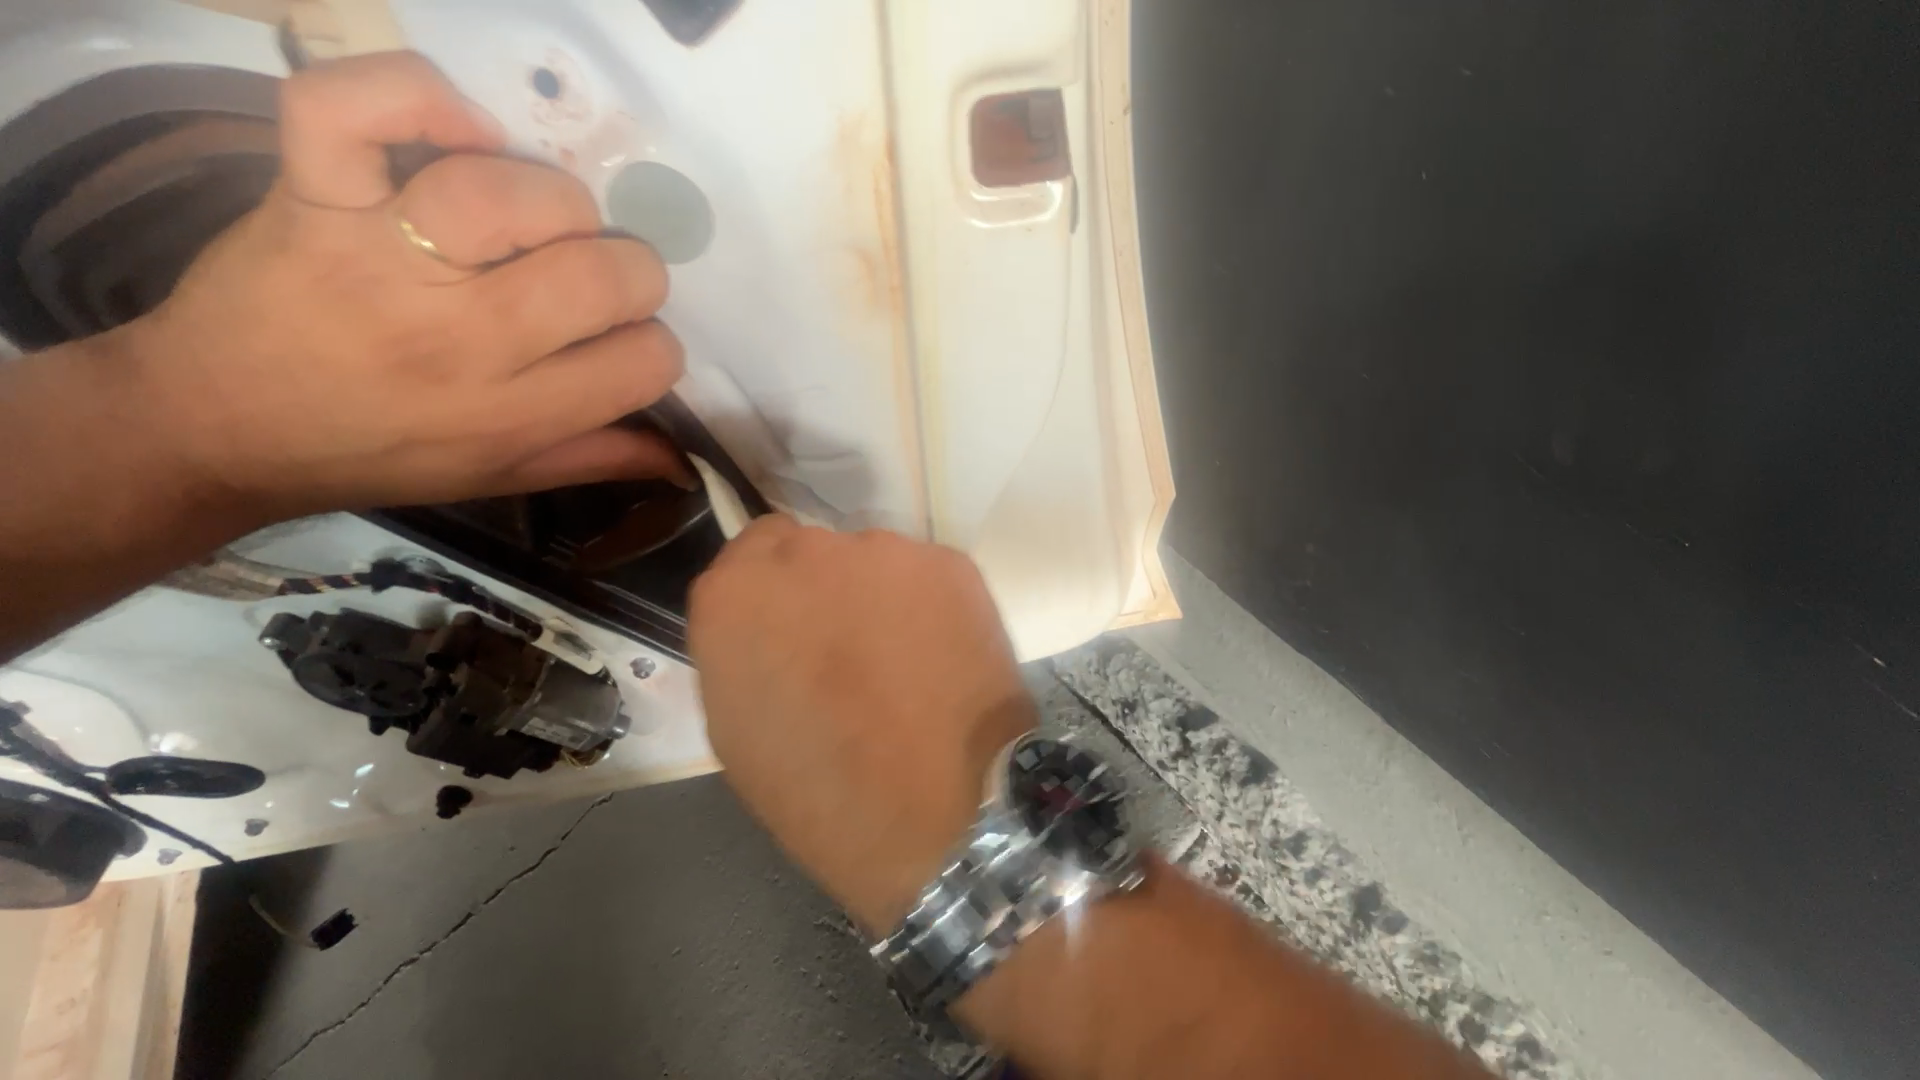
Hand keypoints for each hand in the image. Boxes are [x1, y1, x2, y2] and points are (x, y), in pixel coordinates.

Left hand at [111, 52, 686, 520]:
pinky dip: (418, 98)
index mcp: (512, 413)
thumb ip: (598, 458)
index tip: (623, 344)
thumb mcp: (501, 477)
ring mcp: (381, 259)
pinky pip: (355, 112)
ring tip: (544, 221)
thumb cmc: (378, 454)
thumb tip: (687, 456)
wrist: (220, 425)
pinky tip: (463, 128)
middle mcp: (459, 340)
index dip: (653, 346)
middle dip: (630, 273)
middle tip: (597, 281)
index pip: (645, 361)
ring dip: (556, 201)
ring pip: (507, 195)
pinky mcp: (312, 195)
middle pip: (598, 277)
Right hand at [689, 517, 1036, 932]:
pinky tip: (942, 656)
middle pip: (807, 551)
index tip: (788, 632)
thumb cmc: (825, 796)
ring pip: (870, 560)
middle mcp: (806, 552)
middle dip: (820, 591)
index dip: (770, 597)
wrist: (946, 813)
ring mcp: (885, 552)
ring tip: (903, 660)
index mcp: (736, 595)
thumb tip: (768, 628)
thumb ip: (742, 651)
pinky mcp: (951, 563)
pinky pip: (925, 575)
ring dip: (875, 596)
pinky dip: (928, 605)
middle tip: (846, 649)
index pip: (746, 556)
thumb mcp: (740, 729)